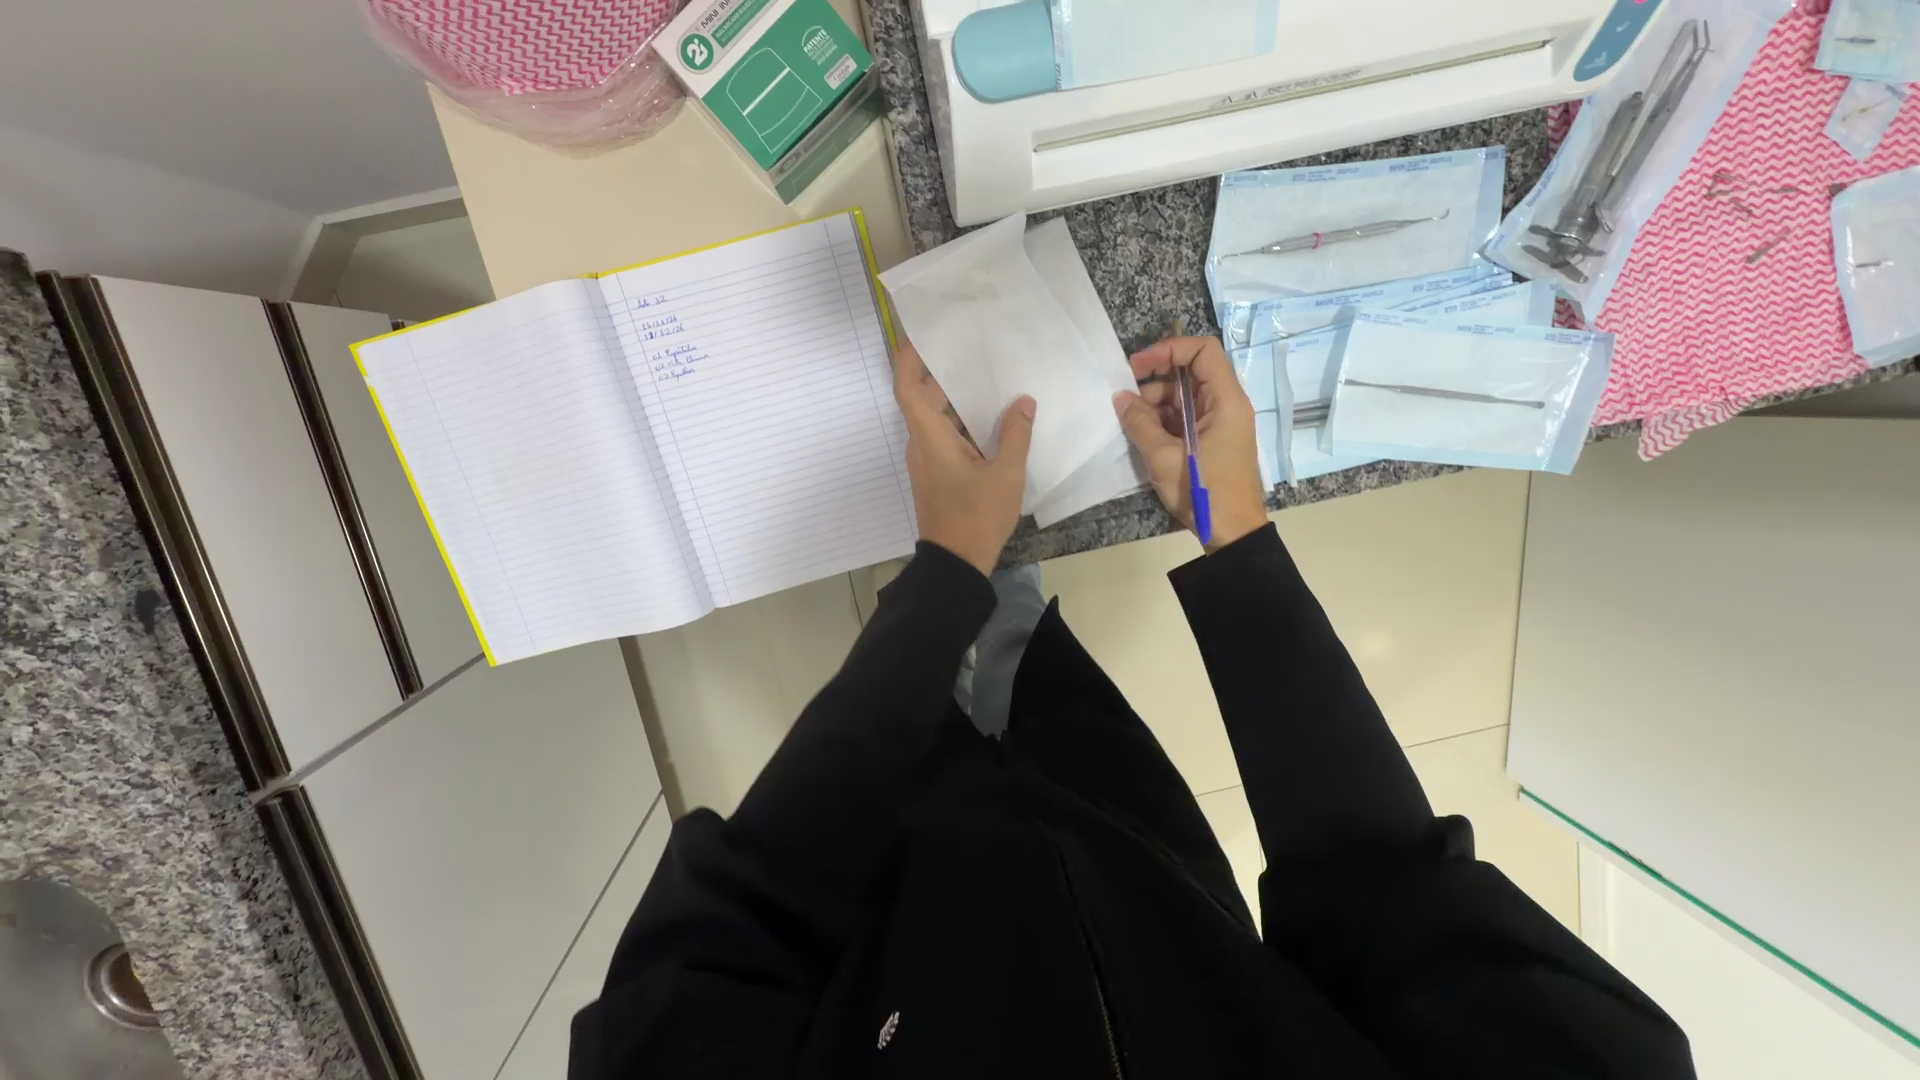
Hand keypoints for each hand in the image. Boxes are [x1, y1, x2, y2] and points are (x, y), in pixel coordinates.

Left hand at [893, 341, 1033, 574]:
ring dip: (956, 399)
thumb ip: (1015, 435)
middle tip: (972, 348)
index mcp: (930, 438)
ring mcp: (928, 461)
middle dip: (945, 374)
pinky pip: (945, 437)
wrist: (957, 563)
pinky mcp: (937, 474)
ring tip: (988, 376)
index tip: (923, 334)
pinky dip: (962, 423)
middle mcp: (922, 445)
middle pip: (925, 399)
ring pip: (936, 419)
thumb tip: (1022, 402)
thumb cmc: (976, 517)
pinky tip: (992, 418)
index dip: (910, 359)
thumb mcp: (1006, 475)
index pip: (908, 388)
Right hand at [1114, 336, 1267, 551]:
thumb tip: (1120, 398)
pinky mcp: (1211, 441)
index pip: (1203, 351)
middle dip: (1155, 379)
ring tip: (1130, 421)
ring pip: (1184, 397)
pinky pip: (1185, 418)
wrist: (1232, 533)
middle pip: (1190, 373)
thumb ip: (1140, 423)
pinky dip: (1162, 421)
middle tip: (1125, 395)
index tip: (1138, 366)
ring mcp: (1219, 424)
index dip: (1169, 350)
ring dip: (1155, 403)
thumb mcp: (1164, 458)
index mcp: (1225, 402)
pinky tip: (1141, 434)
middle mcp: (1226, 405)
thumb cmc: (1204, 492)